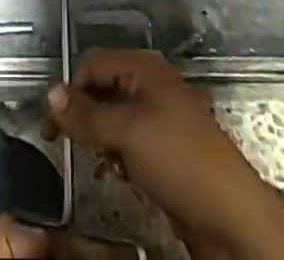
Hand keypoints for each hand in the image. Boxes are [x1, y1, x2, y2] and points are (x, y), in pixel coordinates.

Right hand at [45, 50, 283, 257]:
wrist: (233, 218)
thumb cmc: (179, 160)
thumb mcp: (124, 132)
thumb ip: (83, 113)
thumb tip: (50, 95)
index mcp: (144, 67)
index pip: (90, 65)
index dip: (69, 90)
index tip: (50, 121)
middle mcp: (150, 84)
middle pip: (99, 88)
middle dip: (82, 114)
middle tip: (61, 139)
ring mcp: (159, 116)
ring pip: (111, 116)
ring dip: (98, 136)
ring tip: (100, 157)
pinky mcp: (164, 146)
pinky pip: (126, 139)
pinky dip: (116, 151)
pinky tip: (119, 169)